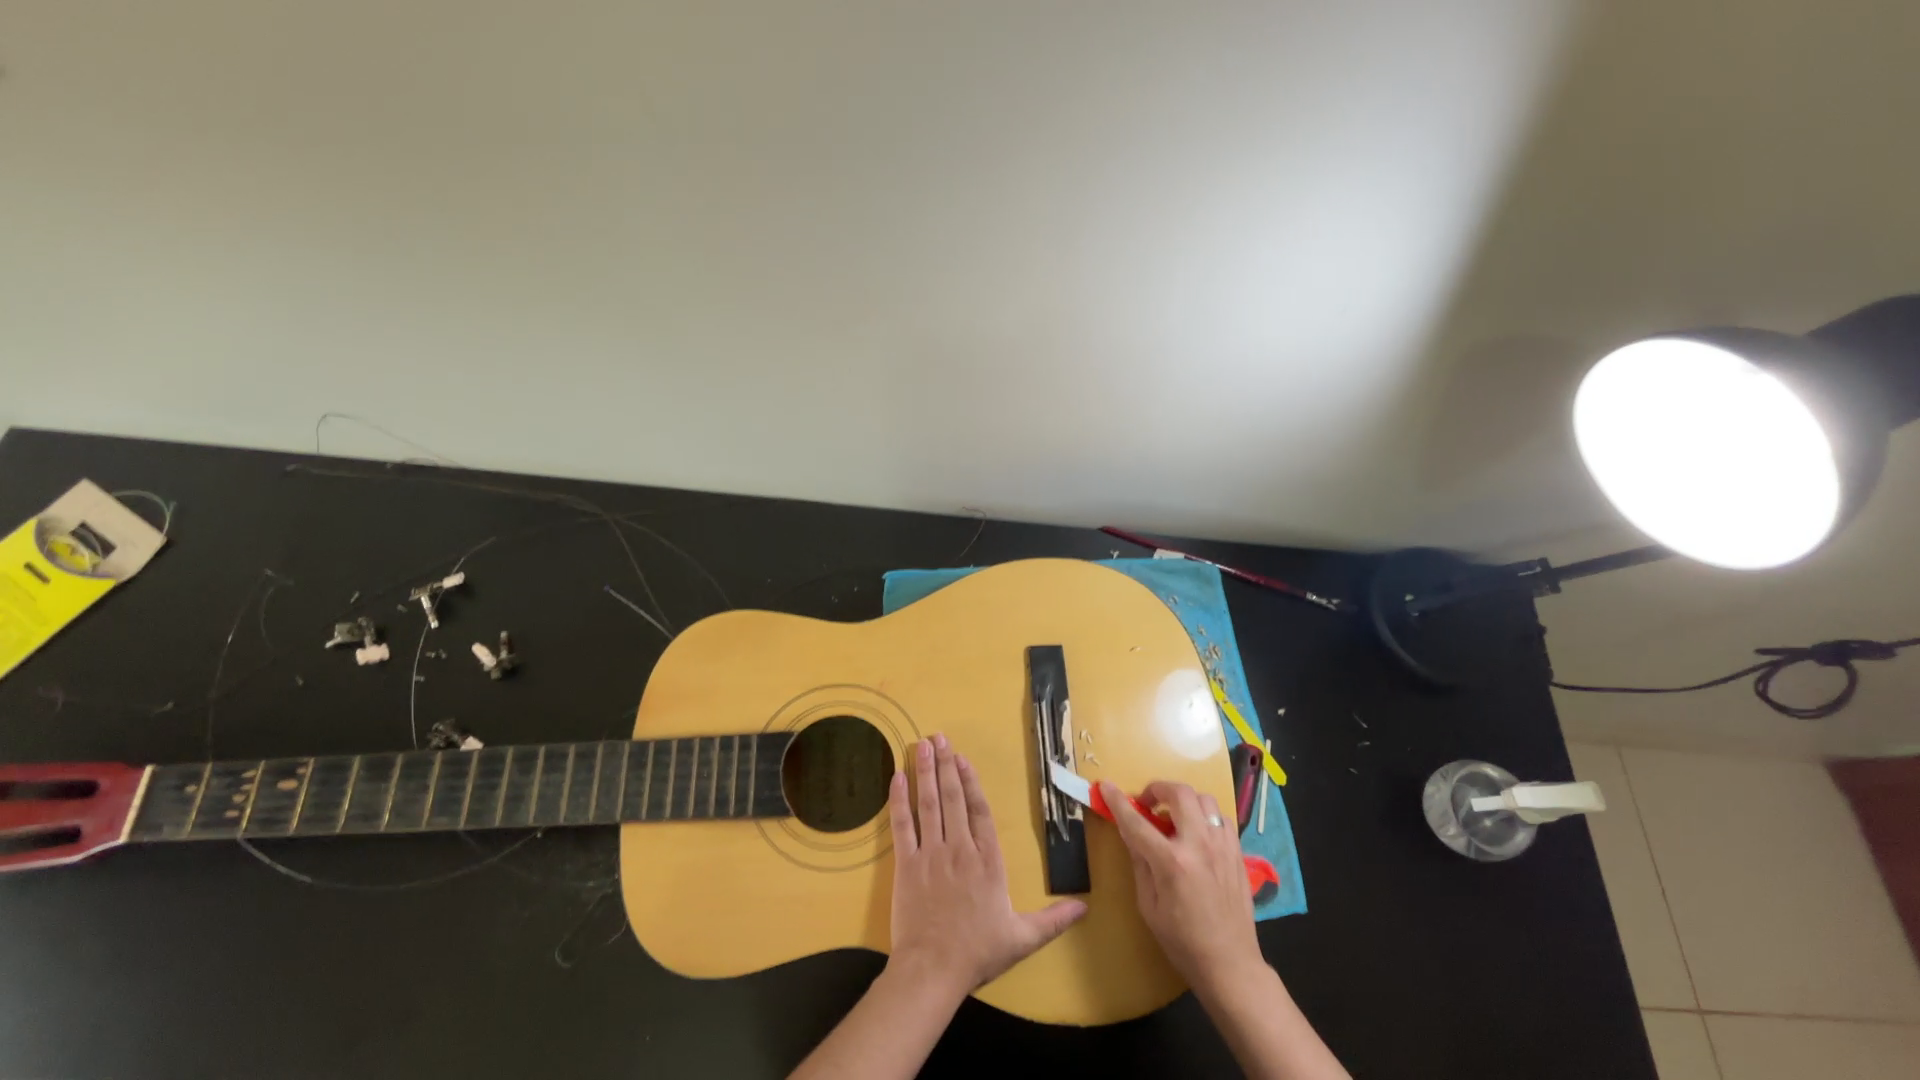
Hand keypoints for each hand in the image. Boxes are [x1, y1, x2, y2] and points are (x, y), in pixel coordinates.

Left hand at [885, 734, 1086, 1000]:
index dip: (971, 782)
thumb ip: (1053, 920)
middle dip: (946, 764)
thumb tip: (1085, 908)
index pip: (980, 811)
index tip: (963, 758)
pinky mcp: (905, 865)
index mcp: (989, 861)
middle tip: (938, 736)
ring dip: (925, 772)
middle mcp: (960, 849)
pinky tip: (897, 777)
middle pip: (953, 798)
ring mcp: (931, 854)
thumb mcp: (1023, 937)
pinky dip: (898, 800)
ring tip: (922, 745)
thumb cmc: (979, 953)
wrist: (933, 969)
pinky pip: (901, 825)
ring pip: (928, 804)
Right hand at [1100, 779, 1261, 994]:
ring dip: (1183, 801)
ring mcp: (1223, 846)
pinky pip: (1221, 817)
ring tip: (1173, 818)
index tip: (1106, 786)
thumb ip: (1140, 862)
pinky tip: (1196, 834)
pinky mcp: (1238, 852)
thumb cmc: (1181, 940)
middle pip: (1180, 793)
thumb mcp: (1148, 905)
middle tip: (1147, 804)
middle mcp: (1200, 845)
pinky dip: (1204, 816)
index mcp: (1172, 862)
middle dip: (1158, 789)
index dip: (1118, 801)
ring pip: (1204, 799)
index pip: (1137, 822)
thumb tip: (1131, 832)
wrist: (1229, 962)